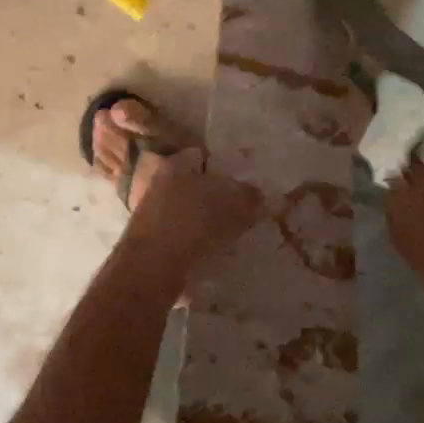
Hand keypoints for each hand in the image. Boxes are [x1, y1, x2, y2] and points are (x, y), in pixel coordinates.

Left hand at [128, 148, 262, 261]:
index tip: (248, 182)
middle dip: (221, 198)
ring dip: (212, 223)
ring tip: (237, 234)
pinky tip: (217, 252)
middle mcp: (161, 183)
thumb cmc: (192, 221)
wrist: (152, 267)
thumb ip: (251, 197)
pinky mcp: (153, 242)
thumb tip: (270, 198)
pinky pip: (185, 236)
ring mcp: (154, 214)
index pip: (204, 155)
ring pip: (192, 212)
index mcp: (176, 164)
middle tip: (248, 211)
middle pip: (198, 185)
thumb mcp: (231, 203)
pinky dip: (200, 242)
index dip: (227, 166)